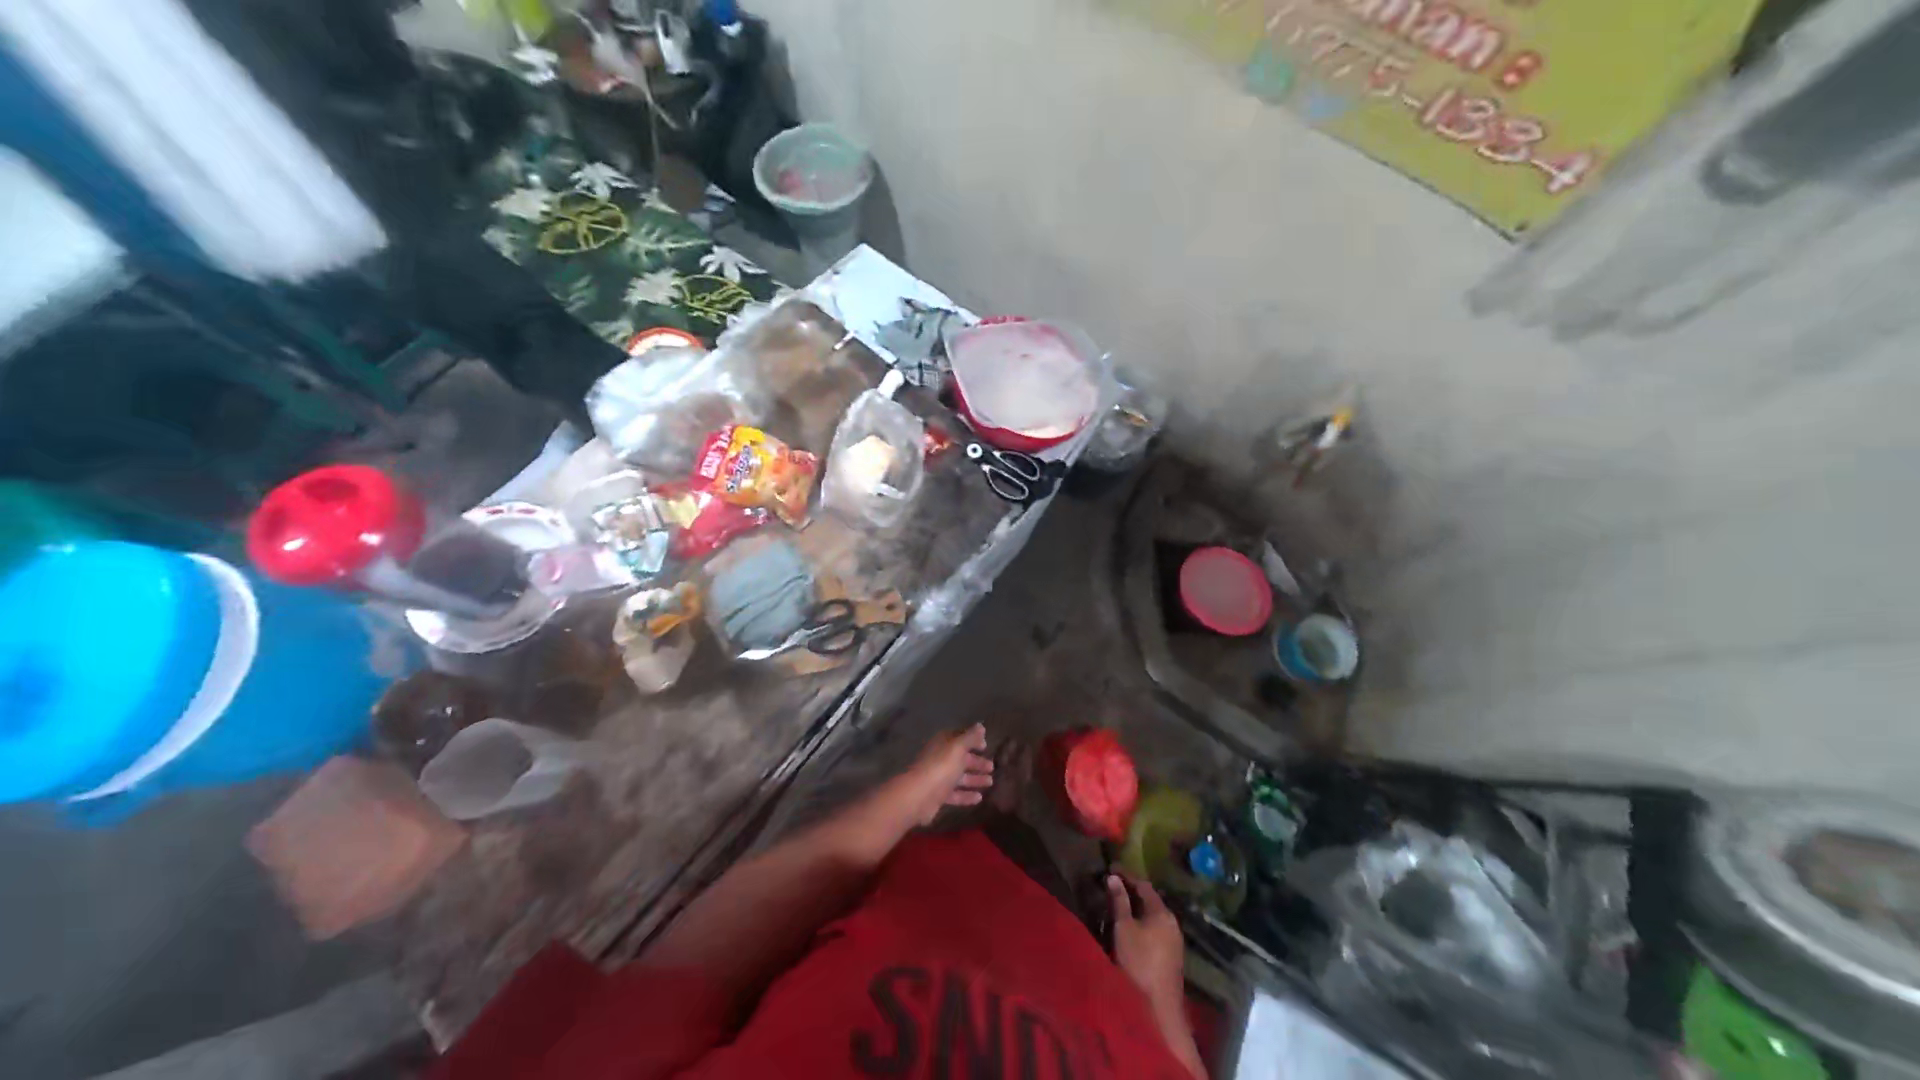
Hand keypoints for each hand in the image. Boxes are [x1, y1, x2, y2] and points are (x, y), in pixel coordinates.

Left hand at [895, 724, 994, 825]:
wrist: (918, 795)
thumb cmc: (940, 767)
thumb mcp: (958, 747)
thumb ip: (970, 737)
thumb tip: (980, 726)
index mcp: (942, 744)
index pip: (958, 738)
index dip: (972, 740)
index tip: (985, 746)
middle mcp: (939, 759)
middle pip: (960, 758)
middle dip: (976, 762)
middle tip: (992, 767)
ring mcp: (938, 778)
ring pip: (959, 777)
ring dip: (974, 779)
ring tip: (990, 782)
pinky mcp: (937, 796)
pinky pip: (955, 794)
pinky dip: (966, 795)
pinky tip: (980, 798)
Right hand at [1108, 872, 1185, 1010]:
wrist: (1159, 1006)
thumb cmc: (1138, 961)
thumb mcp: (1123, 928)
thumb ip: (1119, 901)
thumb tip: (1113, 877)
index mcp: (1162, 912)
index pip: (1144, 885)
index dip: (1127, 875)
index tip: (1110, 869)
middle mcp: (1172, 922)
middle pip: (1150, 900)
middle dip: (1132, 892)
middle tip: (1112, 886)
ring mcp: (1174, 940)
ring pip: (1153, 915)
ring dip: (1137, 909)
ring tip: (1118, 906)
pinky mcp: (1172, 955)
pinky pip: (1156, 929)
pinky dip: (1142, 922)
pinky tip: (1130, 928)